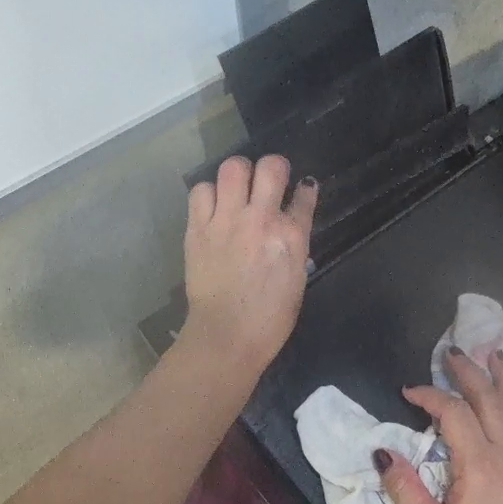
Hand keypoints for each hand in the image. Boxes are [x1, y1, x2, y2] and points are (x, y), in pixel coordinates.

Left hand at [182, 154, 317, 373]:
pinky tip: (214, 206)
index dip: (304, 189)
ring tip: (238, 187)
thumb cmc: (270, 318)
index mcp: (292, 236)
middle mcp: (260, 219)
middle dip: (273, 167)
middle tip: (269, 180)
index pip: (304, 195)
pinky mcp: (198, 228)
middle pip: (270, 167)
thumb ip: (295, 244)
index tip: (301, 189)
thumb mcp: (297, 279)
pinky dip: (209, 193)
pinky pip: (201, 190)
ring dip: (239, 173)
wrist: (226, 336)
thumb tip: (292, 223)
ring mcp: (226, 221)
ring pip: (232, 168)